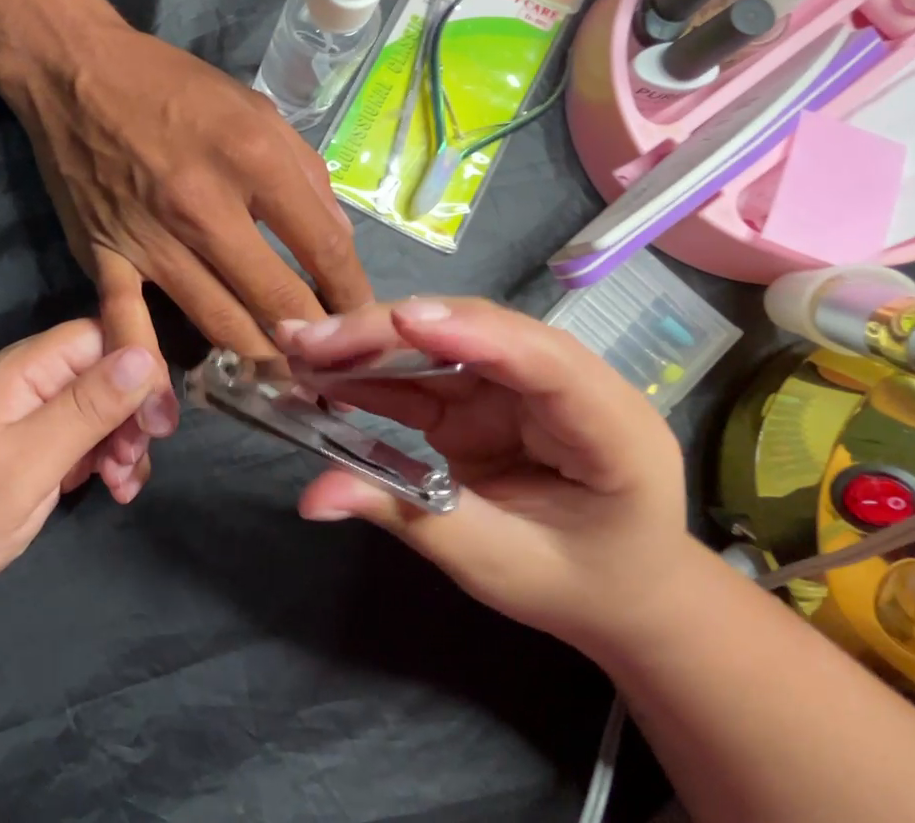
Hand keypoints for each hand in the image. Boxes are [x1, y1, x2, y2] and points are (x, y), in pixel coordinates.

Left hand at [0, 320, 161, 599]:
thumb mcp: (30, 459)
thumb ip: (87, 408)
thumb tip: (145, 356)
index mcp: (26, 369)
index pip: (101, 336)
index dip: (140, 368)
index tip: (158, 420)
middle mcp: (38, 382)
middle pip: (112, 373)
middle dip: (134, 414)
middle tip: (133, 457)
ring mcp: (44, 415)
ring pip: (112, 409)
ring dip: (127, 443)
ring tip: (120, 483)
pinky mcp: (50, 446)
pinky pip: (98, 439)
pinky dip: (115, 462)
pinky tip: (117, 490)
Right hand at [12, 22, 370, 359]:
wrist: (74, 73)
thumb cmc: (173, 86)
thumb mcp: (257, 110)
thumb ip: (304, 177)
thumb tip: (333, 245)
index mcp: (252, 160)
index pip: (323, 249)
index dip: (355, 297)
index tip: (368, 327)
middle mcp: (204, 209)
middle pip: (277, 301)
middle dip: (316, 346)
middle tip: (338, 375)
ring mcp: (150, 241)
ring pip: (219, 324)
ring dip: (259, 362)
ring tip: (287, 386)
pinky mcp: (105, 260)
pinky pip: (128, 328)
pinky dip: (150, 375)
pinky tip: (171, 414)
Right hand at [276, 298, 694, 652]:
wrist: (616, 593)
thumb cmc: (578, 584)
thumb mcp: (496, 563)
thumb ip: (409, 518)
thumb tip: (310, 497)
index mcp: (608, 427)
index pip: (543, 362)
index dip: (474, 335)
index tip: (403, 321)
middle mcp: (563, 387)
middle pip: (476, 335)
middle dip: (388, 334)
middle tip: (306, 342)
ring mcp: (516, 389)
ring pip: (438, 346)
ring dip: (367, 345)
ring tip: (297, 349)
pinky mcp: (479, 399)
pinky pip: (420, 376)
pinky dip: (369, 374)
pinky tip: (320, 374)